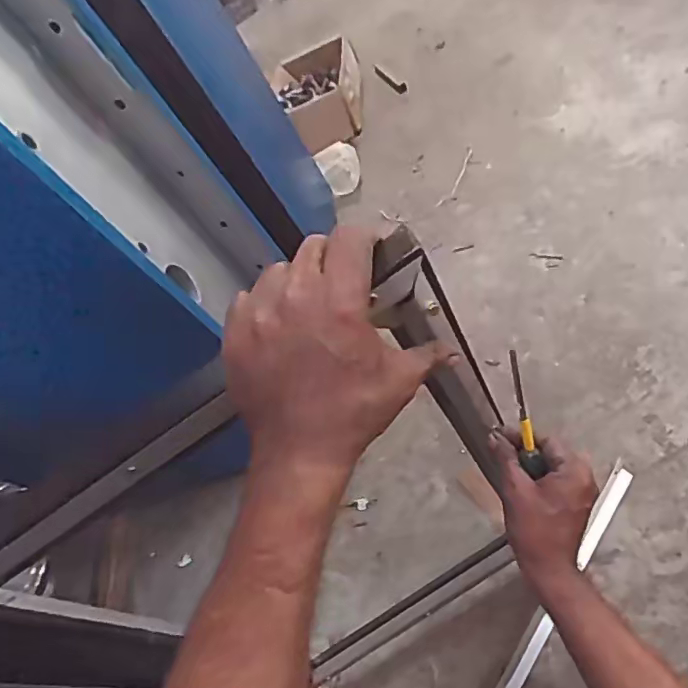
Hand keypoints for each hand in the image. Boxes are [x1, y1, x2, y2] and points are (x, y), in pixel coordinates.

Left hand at [224, 226, 452, 477]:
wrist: (300, 450)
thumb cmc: (354, 413)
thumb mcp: (399, 382)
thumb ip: (426, 355)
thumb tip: (452, 351)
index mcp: (339, 302)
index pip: (350, 239)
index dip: (366, 238)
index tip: (374, 250)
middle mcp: (295, 296)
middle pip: (313, 248)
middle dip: (333, 260)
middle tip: (345, 285)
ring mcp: (259, 312)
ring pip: (277, 270)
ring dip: (298, 280)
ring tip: (310, 308)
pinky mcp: (235, 332)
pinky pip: (249, 297)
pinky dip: (267, 304)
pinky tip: (280, 328)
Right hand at [490, 429, 597, 577]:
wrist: (549, 569)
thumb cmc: (534, 532)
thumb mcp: (516, 492)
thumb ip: (507, 460)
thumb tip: (496, 438)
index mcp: (575, 471)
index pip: (548, 440)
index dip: (522, 438)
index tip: (500, 437)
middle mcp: (586, 478)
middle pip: (553, 454)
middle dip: (527, 454)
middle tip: (503, 458)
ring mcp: (584, 493)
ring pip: (555, 469)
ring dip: (533, 469)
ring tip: (511, 477)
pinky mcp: (579, 505)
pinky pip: (559, 484)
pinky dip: (542, 483)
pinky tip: (524, 492)